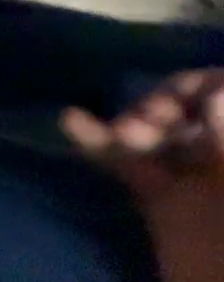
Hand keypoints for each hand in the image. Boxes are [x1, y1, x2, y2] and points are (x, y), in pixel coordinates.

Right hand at [63, 70, 223, 281]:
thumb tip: (214, 89)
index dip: (207, 84)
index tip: (184, 93)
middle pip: (198, 110)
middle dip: (165, 105)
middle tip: (147, 121)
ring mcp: (202, 182)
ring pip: (163, 132)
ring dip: (131, 121)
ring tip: (119, 131)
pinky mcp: (163, 198)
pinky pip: (130, 160)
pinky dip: (98, 140)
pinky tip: (72, 121)